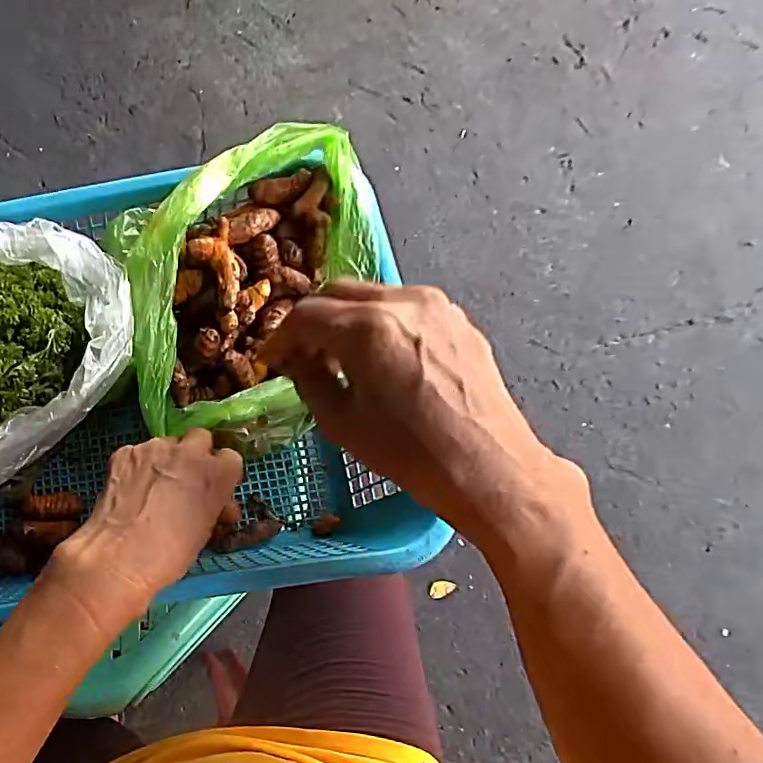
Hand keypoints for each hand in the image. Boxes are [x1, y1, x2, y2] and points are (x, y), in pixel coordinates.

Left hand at [43, 428, 242, 629]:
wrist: (118, 558)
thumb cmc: (170, 554)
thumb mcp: (206, 529)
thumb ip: (215, 504)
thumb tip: (219, 503)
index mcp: (217, 473)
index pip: (230, 458)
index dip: (220, 473)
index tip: (212, 489)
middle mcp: (189, 452)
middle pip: (200, 438)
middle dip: (195, 455)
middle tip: (185, 480)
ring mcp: (154, 448)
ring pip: (167, 443)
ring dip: (166, 459)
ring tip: (154, 486)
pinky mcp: (124, 452)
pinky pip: (138, 452)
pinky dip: (138, 465)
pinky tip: (132, 487)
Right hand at [259, 280, 574, 545]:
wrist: (488, 469)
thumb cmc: (412, 455)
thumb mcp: (343, 424)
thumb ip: (311, 381)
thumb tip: (298, 361)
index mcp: (368, 327)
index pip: (306, 314)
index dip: (282, 337)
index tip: (274, 360)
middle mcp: (404, 301)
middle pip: (339, 292)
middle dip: (315, 322)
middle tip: (305, 357)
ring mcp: (439, 307)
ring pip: (376, 297)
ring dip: (350, 321)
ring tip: (345, 361)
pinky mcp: (461, 322)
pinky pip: (409, 312)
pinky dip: (385, 327)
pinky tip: (385, 363)